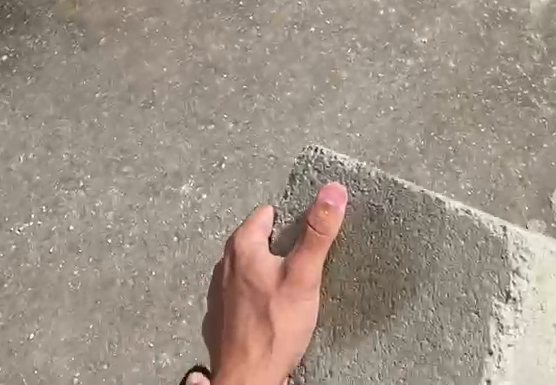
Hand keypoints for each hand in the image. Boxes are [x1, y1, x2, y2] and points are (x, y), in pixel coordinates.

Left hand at [193, 182, 348, 384]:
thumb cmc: (275, 327)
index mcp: (242, 244)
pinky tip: (272, 312)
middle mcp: (225, 261)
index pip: (270, 213)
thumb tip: (334, 190)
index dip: (292, 225)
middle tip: (301, 272)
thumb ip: (318, 232)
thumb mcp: (304, 275)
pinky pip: (246, 291)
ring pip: (253, 266)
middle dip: (282, 250)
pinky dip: (259, 295)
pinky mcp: (223, 313)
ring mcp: (221, 288)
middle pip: (262, 239)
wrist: (249, 381)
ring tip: (288, 293)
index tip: (306, 245)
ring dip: (270, 273)